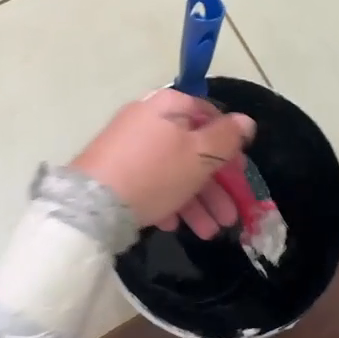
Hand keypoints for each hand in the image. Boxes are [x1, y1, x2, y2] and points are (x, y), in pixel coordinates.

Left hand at [71, 88, 255, 239]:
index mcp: (168, 105)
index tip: (241, 172)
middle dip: (216, 185)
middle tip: (230, 216)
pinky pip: (150, 182)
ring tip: (209, 233)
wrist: (93, 203)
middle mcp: (147, 118)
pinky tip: (175, 225)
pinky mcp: (114, 170)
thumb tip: (245, 120)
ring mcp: (128, 145)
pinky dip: (167, 202)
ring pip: (173, 170)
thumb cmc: (155, 172)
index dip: (229, 144)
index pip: (208, 114)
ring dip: (197, 201)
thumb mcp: (199, 155)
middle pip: (192, 148)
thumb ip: (226, 138)